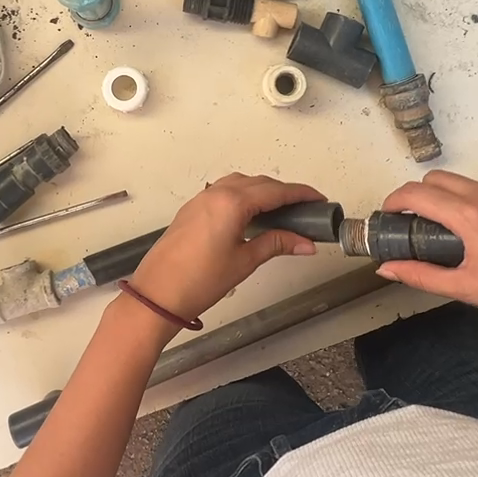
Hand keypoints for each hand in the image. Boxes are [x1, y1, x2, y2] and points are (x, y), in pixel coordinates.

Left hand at [126, 174, 323, 323]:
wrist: (157, 293)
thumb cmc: (201, 279)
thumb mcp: (244, 261)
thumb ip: (276, 244)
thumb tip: (306, 243)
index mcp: (232, 202)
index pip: (275, 191)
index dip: (300, 194)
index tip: (320, 200)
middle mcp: (216, 193)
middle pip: (258, 183)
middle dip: (283, 192)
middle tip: (305, 209)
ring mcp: (201, 199)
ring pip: (239, 183)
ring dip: (262, 191)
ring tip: (282, 211)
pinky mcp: (191, 209)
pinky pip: (223, 191)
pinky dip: (243, 195)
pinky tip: (252, 214)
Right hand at [377, 171, 477, 338]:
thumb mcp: (469, 289)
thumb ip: (421, 276)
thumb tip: (387, 269)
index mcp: (471, 216)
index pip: (417, 193)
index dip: (394, 201)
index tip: (388, 215)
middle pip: (438, 178)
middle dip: (420, 195)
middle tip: (416, 223)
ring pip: (467, 183)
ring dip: (450, 198)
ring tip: (452, 231)